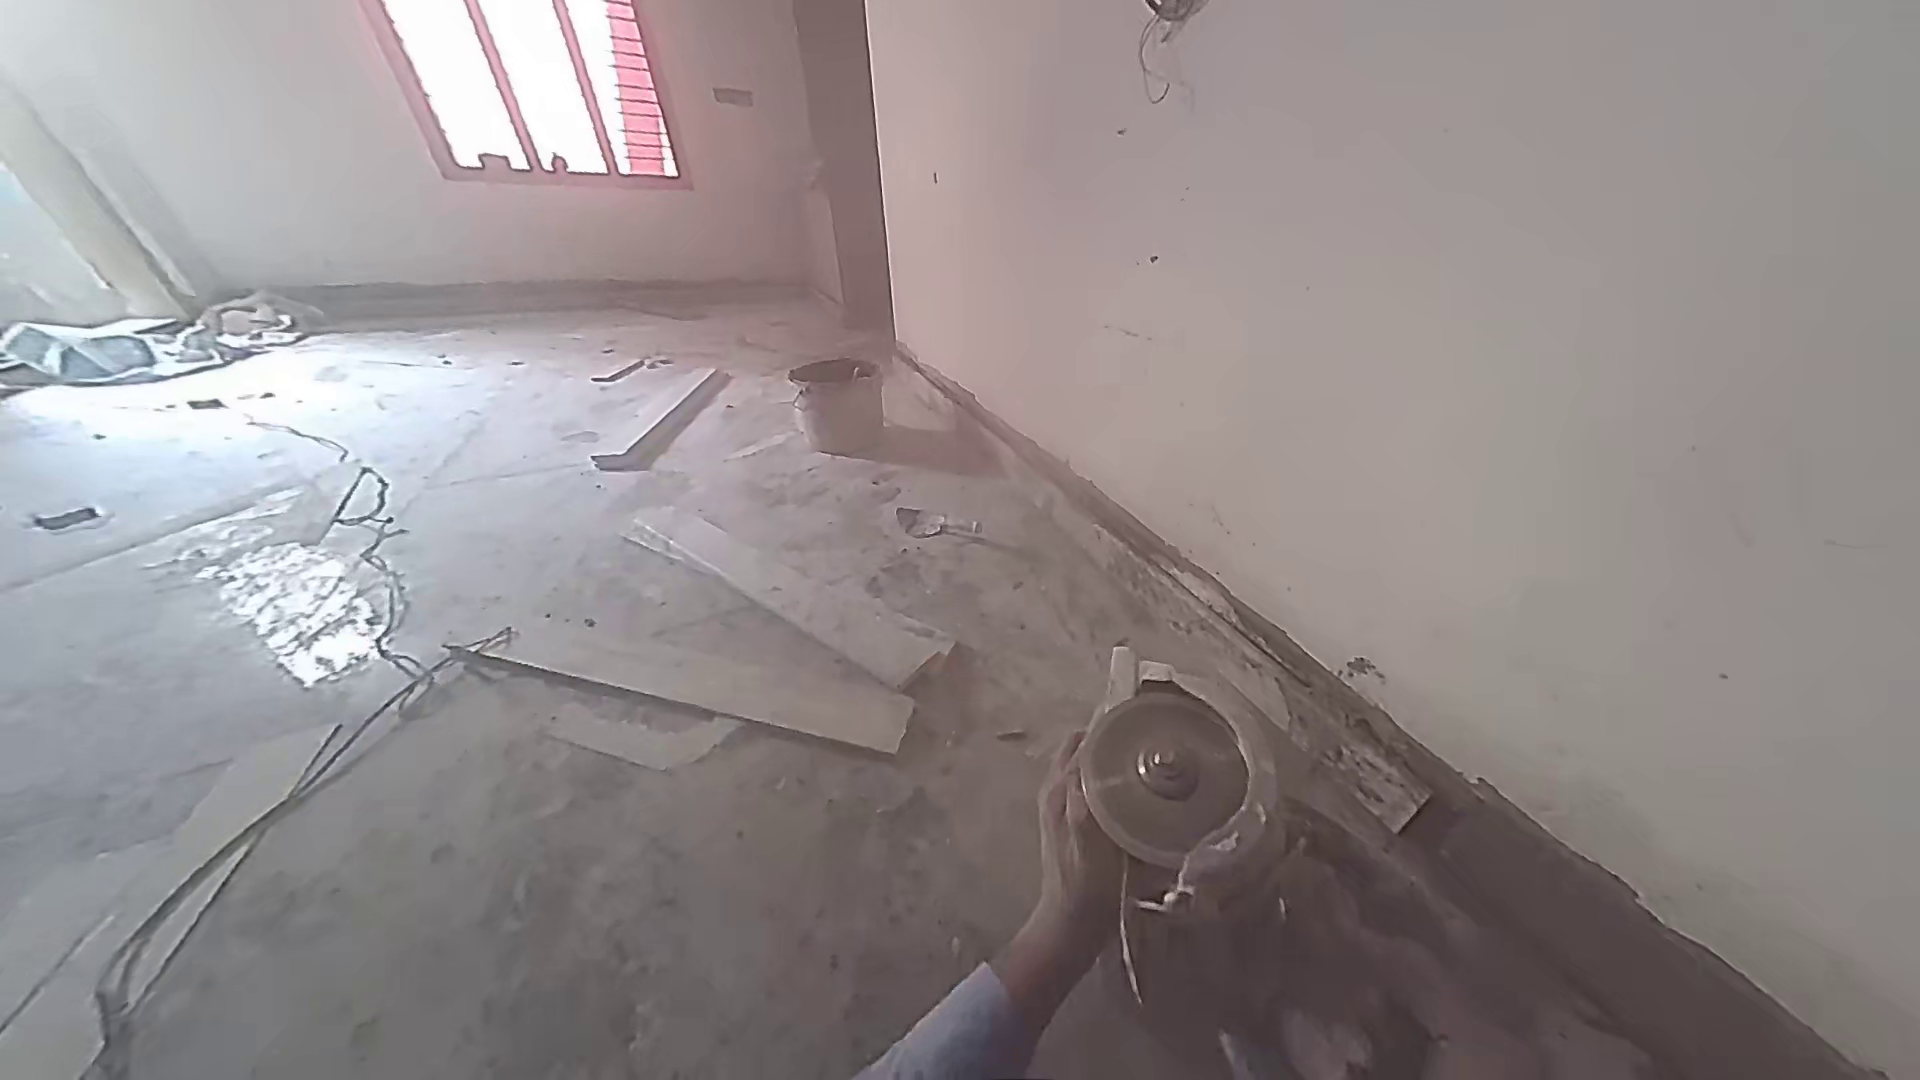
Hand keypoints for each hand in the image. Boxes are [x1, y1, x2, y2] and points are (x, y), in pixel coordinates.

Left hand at [1030, 730, 1126, 957]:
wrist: (1070, 921)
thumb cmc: (1085, 884)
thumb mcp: (1089, 842)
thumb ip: (1085, 802)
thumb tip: (1092, 763)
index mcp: (1058, 790)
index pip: (1081, 744)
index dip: (1106, 731)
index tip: (1136, 725)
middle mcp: (1054, 788)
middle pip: (1078, 747)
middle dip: (1104, 738)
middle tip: (1137, 740)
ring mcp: (1058, 802)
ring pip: (1080, 762)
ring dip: (1101, 755)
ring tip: (1133, 757)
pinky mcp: (1067, 817)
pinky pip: (1083, 781)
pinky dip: (1099, 773)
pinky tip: (1122, 785)